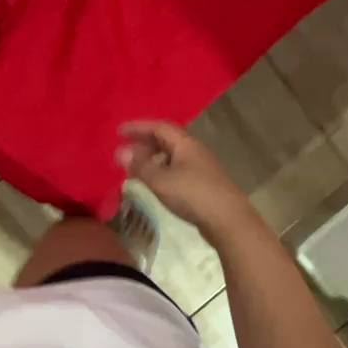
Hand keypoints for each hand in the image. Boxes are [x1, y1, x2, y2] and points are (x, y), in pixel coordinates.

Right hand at [115, 120, 259, 237]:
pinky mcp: (203, 183)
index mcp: (185, 144)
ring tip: (136, 169)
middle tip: (125, 151)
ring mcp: (201, 167)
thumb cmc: (193, 195)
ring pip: (172, 156)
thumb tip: (121, 152)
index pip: (159, 127)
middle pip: (167, 140)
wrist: (228, 220)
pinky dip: (162, 171)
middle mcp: (194, 151)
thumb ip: (140, 166)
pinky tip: (155, 183)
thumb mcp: (161, 180)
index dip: (138, 127)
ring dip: (153, 158)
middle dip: (144, 143)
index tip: (119, 132)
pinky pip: (177, 169)